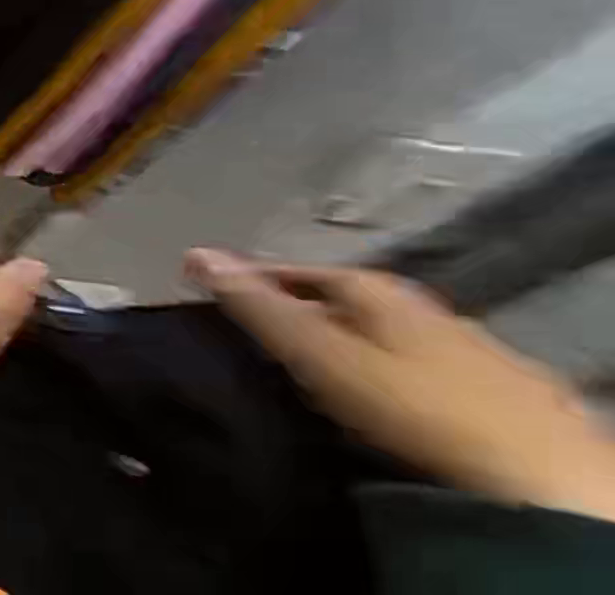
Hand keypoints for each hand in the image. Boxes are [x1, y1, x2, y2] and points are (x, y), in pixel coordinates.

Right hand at [186, 249, 614, 521]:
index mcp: (385, 295)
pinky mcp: (519, 406)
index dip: (262, 276)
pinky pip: (434, 376)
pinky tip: (389, 405)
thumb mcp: (317, 353)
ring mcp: (484, 359)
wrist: (550, 493)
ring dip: (356, 345)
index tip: (221, 289)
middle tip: (265, 331)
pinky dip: (398, 379)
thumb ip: (256, 304)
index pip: (307, 271)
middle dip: (309, 310)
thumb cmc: (411, 407)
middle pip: (355, 304)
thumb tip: (194, 251)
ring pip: (397, 340)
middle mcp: (434, 314)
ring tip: (318, 369)